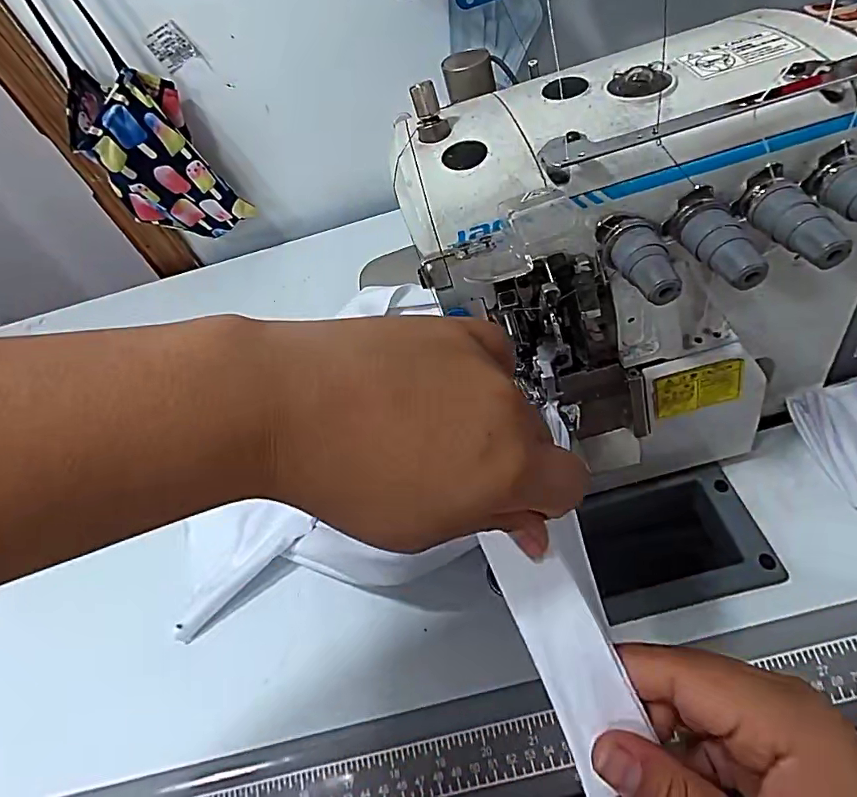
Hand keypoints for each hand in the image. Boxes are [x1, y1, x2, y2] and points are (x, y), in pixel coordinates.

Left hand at [245, 314, 587, 556]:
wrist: (287, 401)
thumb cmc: (339, 472)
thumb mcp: (417, 528)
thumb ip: (487, 521)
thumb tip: (524, 521)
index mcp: (510, 467)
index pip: (570, 485)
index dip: (542, 502)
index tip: (513, 506)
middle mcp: (507, 407)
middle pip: (537, 441)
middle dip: (508, 462)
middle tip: (453, 470)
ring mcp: (480, 361)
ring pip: (510, 398)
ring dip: (485, 416)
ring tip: (425, 423)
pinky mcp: (452, 328)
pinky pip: (488, 353)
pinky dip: (476, 371)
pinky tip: (439, 384)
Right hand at [592, 645, 856, 796]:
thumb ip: (671, 786)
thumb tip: (611, 749)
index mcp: (780, 706)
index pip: (675, 666)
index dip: (620, 677)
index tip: (577, 698)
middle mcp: (784, 705)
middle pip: (682, 690)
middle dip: (641, 724)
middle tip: (610, 765)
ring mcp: (788, 732)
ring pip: (697, 721)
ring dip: (665, 753)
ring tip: (643, 786)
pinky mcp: (789, 759)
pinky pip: (721, 746)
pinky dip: (693, 769)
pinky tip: (676, 791)